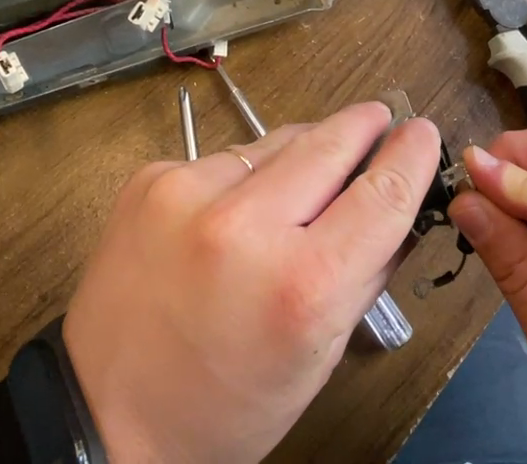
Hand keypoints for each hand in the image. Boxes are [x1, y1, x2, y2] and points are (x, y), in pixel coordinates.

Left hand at [63, 101, 441, 463]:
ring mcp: (191, 192)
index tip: (423, 132)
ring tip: (311, 168)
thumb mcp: (317, 357)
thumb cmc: (226, 402)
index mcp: (302, 286)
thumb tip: (399, 209)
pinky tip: (238, 204)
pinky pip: (225, 158)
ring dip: (303, 150)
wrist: (102, 411)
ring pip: (276, 142)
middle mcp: (246, 225)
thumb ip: (366, 274)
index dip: (411, 156)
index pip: (382, 194)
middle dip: (363, 125)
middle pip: (330, 144)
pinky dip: (244, 173)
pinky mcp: (154, 177)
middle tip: (381, 115)